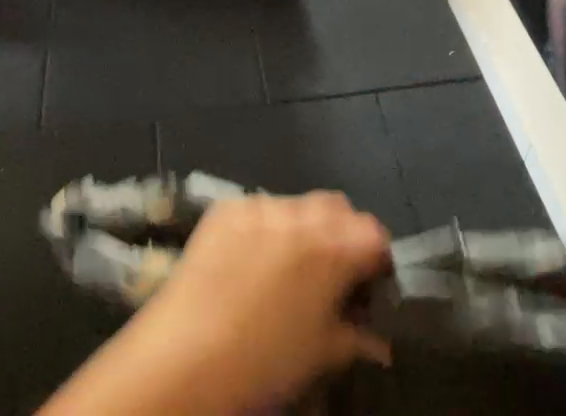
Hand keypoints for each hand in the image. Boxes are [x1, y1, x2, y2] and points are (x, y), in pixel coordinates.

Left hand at [40, 191, 390, 415]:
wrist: (185, 353)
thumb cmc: (263, 360)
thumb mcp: (321, 353)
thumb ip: (357, 337)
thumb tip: (380, 342)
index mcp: (334, 249)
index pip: (374, 233)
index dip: (376, 256)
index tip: (368, 282)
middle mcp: (300, 217)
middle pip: (338, 208)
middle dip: (342, 233)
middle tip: (332, 272)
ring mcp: (259, 208)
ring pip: (297, 204)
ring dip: (303, 227)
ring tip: (287, 266)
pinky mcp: (225, 209)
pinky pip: (257, 208)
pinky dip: (264, 227)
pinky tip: (251, 259)